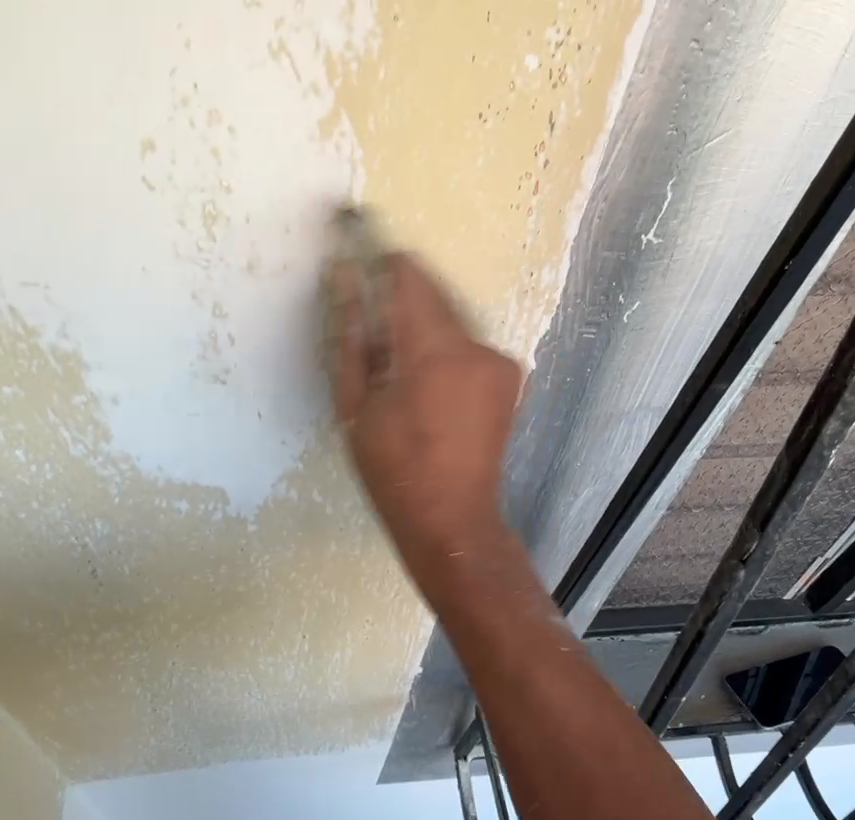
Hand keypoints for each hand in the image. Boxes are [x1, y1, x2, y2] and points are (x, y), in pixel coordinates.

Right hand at [329, 253, 524, 573]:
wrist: (452, 519)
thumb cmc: (394, 471)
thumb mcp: (356, 408)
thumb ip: (353, 337)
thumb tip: (344, 279)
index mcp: (433, 352)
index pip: (407, 275)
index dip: (379, 265)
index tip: (358, 269)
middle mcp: (476, 345)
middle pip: (432, 294)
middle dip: (400, 307)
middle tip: (374, 345)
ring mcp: (499, 360)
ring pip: (451, 319)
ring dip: (423, 332)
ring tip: (401, 379)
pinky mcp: (510, 375)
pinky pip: (468, 345)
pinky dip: (445, 354)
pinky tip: (430, 393)